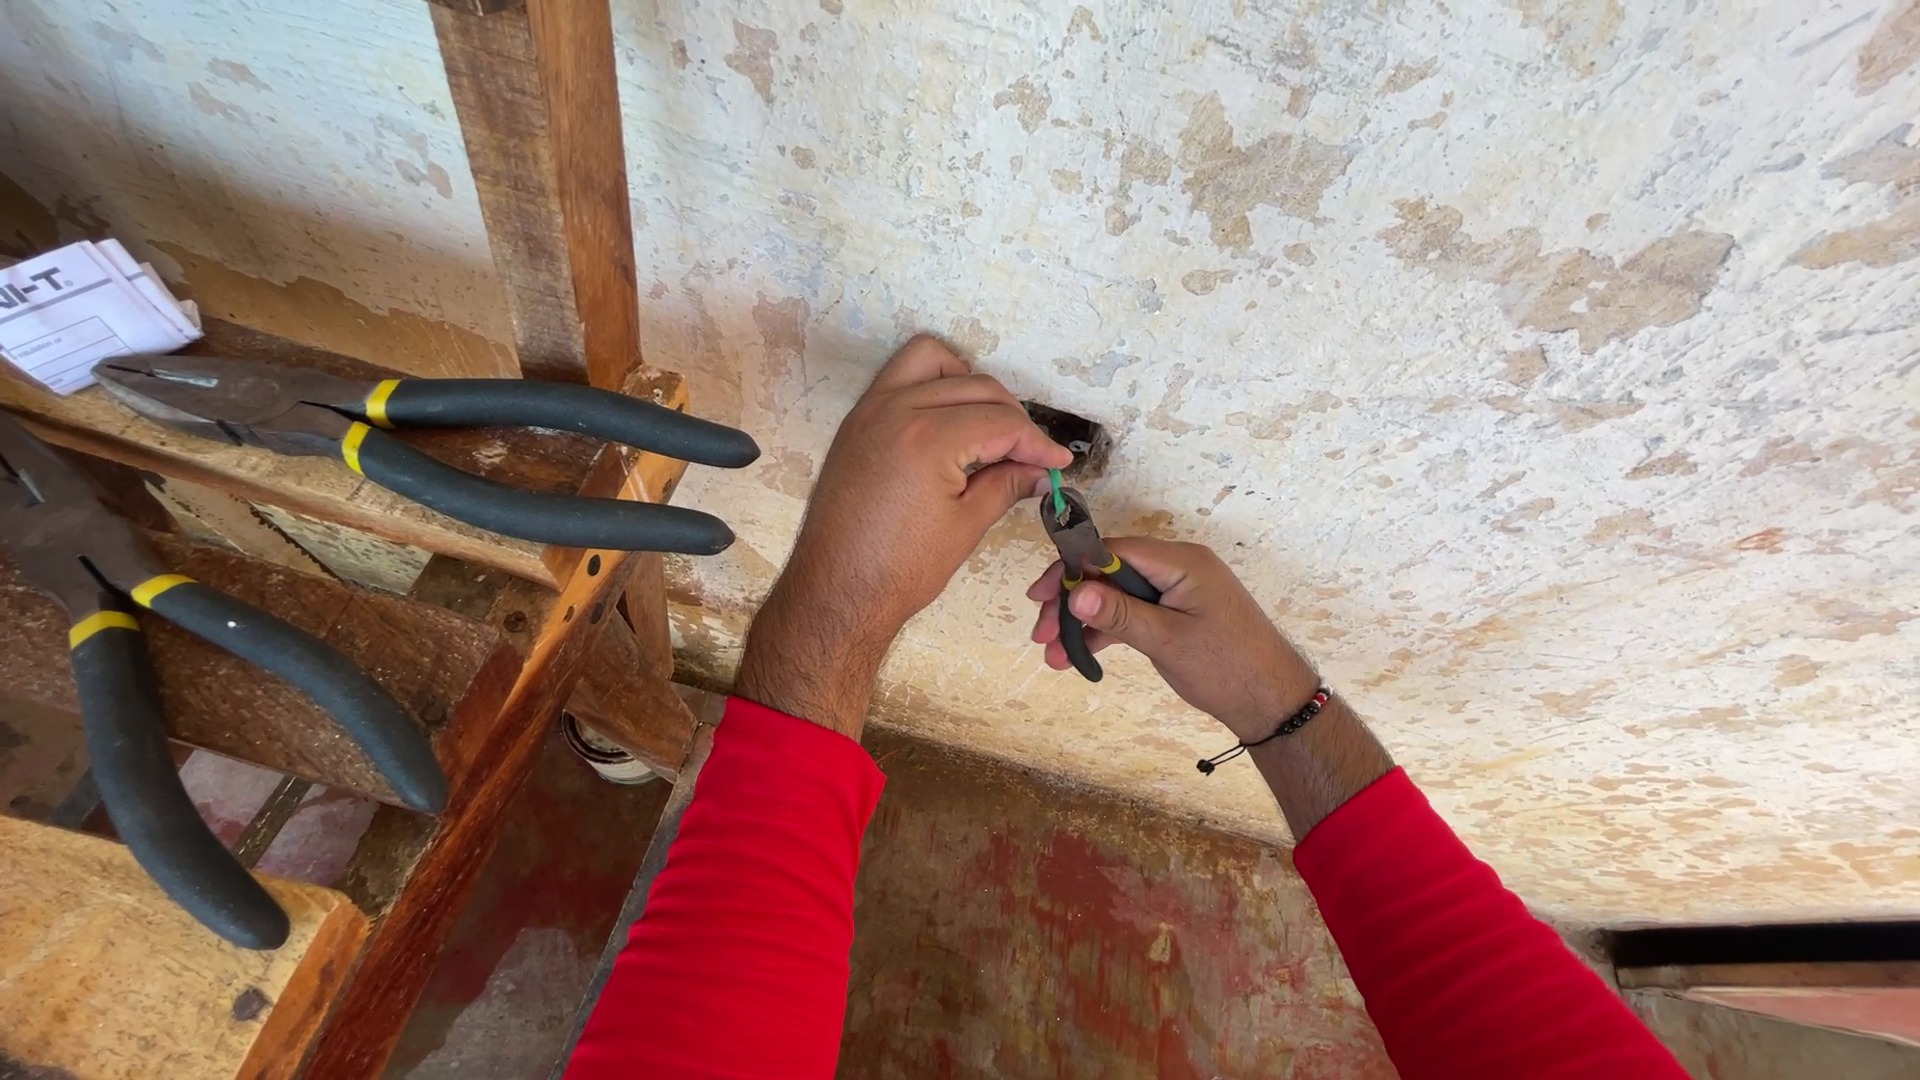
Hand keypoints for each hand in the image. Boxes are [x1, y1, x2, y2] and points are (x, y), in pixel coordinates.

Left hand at [736, 335, 1071, 735]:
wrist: (837, 590)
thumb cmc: (900, 568)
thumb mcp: (966, 525)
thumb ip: (1007, 484)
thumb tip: (1039, 470)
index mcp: (928, 437)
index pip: (1002, 422)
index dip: (1038, 443)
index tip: (1057, 463)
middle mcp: (896, 409)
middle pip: (976, 386)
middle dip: (1012, 417)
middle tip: (1029, 454)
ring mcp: (870, 409)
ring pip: (931, 359)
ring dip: (967, 381)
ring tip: (986, 424)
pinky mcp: (857, 420)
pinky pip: (899, 376)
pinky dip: (930, 384)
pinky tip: (948, 422)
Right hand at [1027, 538, 1320, 742]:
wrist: (1274, 703)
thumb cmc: (1227, 668)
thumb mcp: (1167, 641)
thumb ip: (1119, 614)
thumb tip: (1074, 591)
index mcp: (1180, 562)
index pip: (1112, 551)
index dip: (1071, 569)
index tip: (1040, 595)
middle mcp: (1176, 567)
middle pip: (1109, 573)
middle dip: (1071, 602)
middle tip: (1041, 633)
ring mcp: (1176, 591)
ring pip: (1116, 596)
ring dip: (1084, 622)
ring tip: (1054, 655)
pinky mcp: (1175, 613)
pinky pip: (1132, 613)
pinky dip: (1107, 632)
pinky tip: (1080, 655)